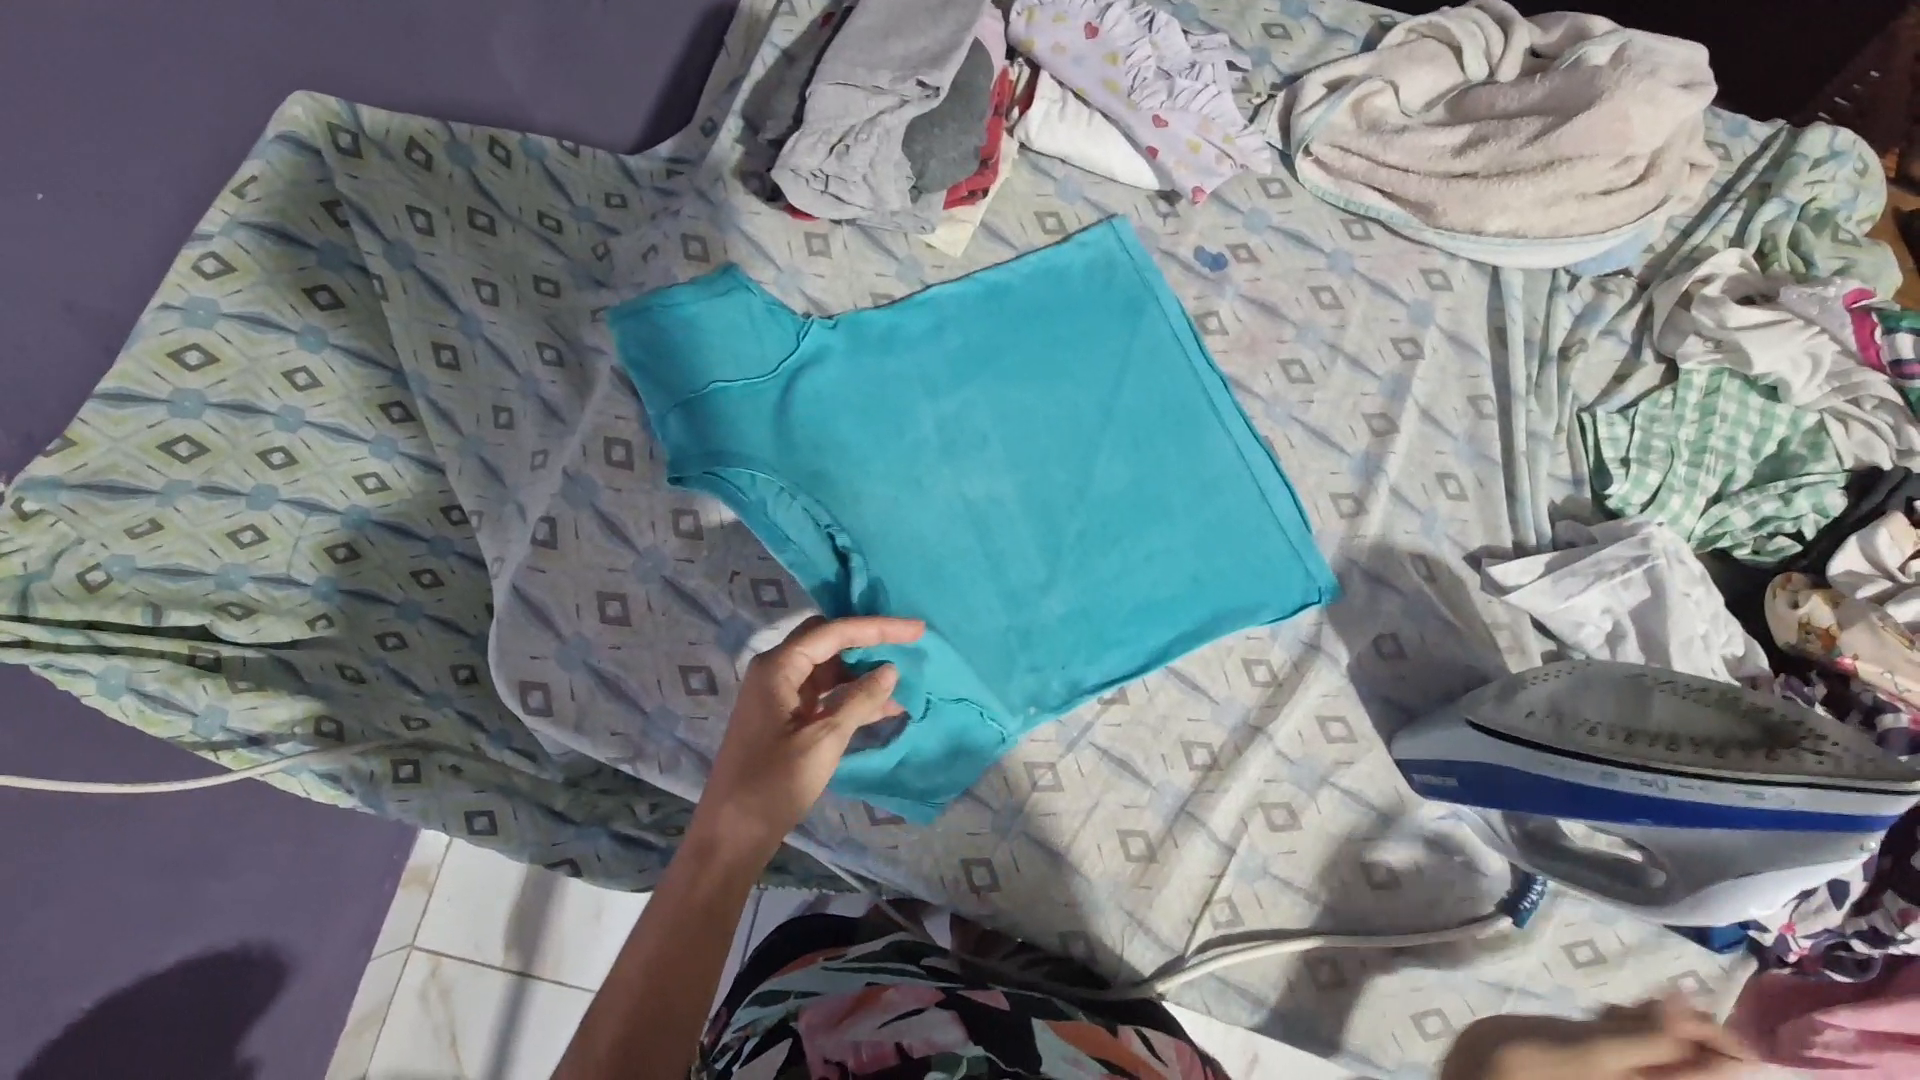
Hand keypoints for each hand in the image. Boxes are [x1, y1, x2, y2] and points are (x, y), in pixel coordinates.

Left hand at [689, 615, 925, 866]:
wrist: (733, 833)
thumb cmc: (775, 783)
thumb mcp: (825, 739)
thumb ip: (860, 700)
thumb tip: (890, 670)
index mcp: (778, 667)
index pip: (834, 632)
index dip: (878, 627)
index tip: (917, 629)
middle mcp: (776, 671)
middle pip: (827, 641)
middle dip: (867, 641)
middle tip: (907, 644)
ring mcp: (779, 695)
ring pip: (828, 668)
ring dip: (862, 673)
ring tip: (903, 682)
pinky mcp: (784, 718)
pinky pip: (824, 695)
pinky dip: (851, 698)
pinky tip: (885, 708)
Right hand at [1442, 997, 1756, 1079]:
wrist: (1486, 1076)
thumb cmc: (1536, 1069)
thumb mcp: (1593, 1053)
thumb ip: (1646, 1035)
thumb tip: (1690, 1004)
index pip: (1728, 1063)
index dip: (1715, 1030)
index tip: (1679, 1002)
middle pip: (1698, 1051)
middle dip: (1679, 1020)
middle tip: (1642, 1005)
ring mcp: (1631, 1070)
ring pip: (1667, 1041)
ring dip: (1652, 1018)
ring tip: (1620, 1009)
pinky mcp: (1606, 1058)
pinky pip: (1638, 1039)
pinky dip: (1630, 1021)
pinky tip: (1609, 1012)